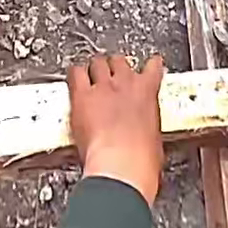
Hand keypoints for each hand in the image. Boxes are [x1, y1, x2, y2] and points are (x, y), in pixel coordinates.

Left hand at [67, 53, 165, 204]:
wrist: (122, 167)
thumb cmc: (141, 160)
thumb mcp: (155, 139)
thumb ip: (148, 126)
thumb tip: (145, 135)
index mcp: (147, 91)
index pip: (152, 66)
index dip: (149, 65)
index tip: (148, 67)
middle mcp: (125, 82)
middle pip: (118, 60)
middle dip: (114, 66)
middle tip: (110, 77)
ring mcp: (103, 87)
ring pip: (97, 62)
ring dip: (94, 69)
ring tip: (89, 76)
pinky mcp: (82, 96)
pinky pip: (76, 73)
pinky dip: (75, 75)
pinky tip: (73, 79)